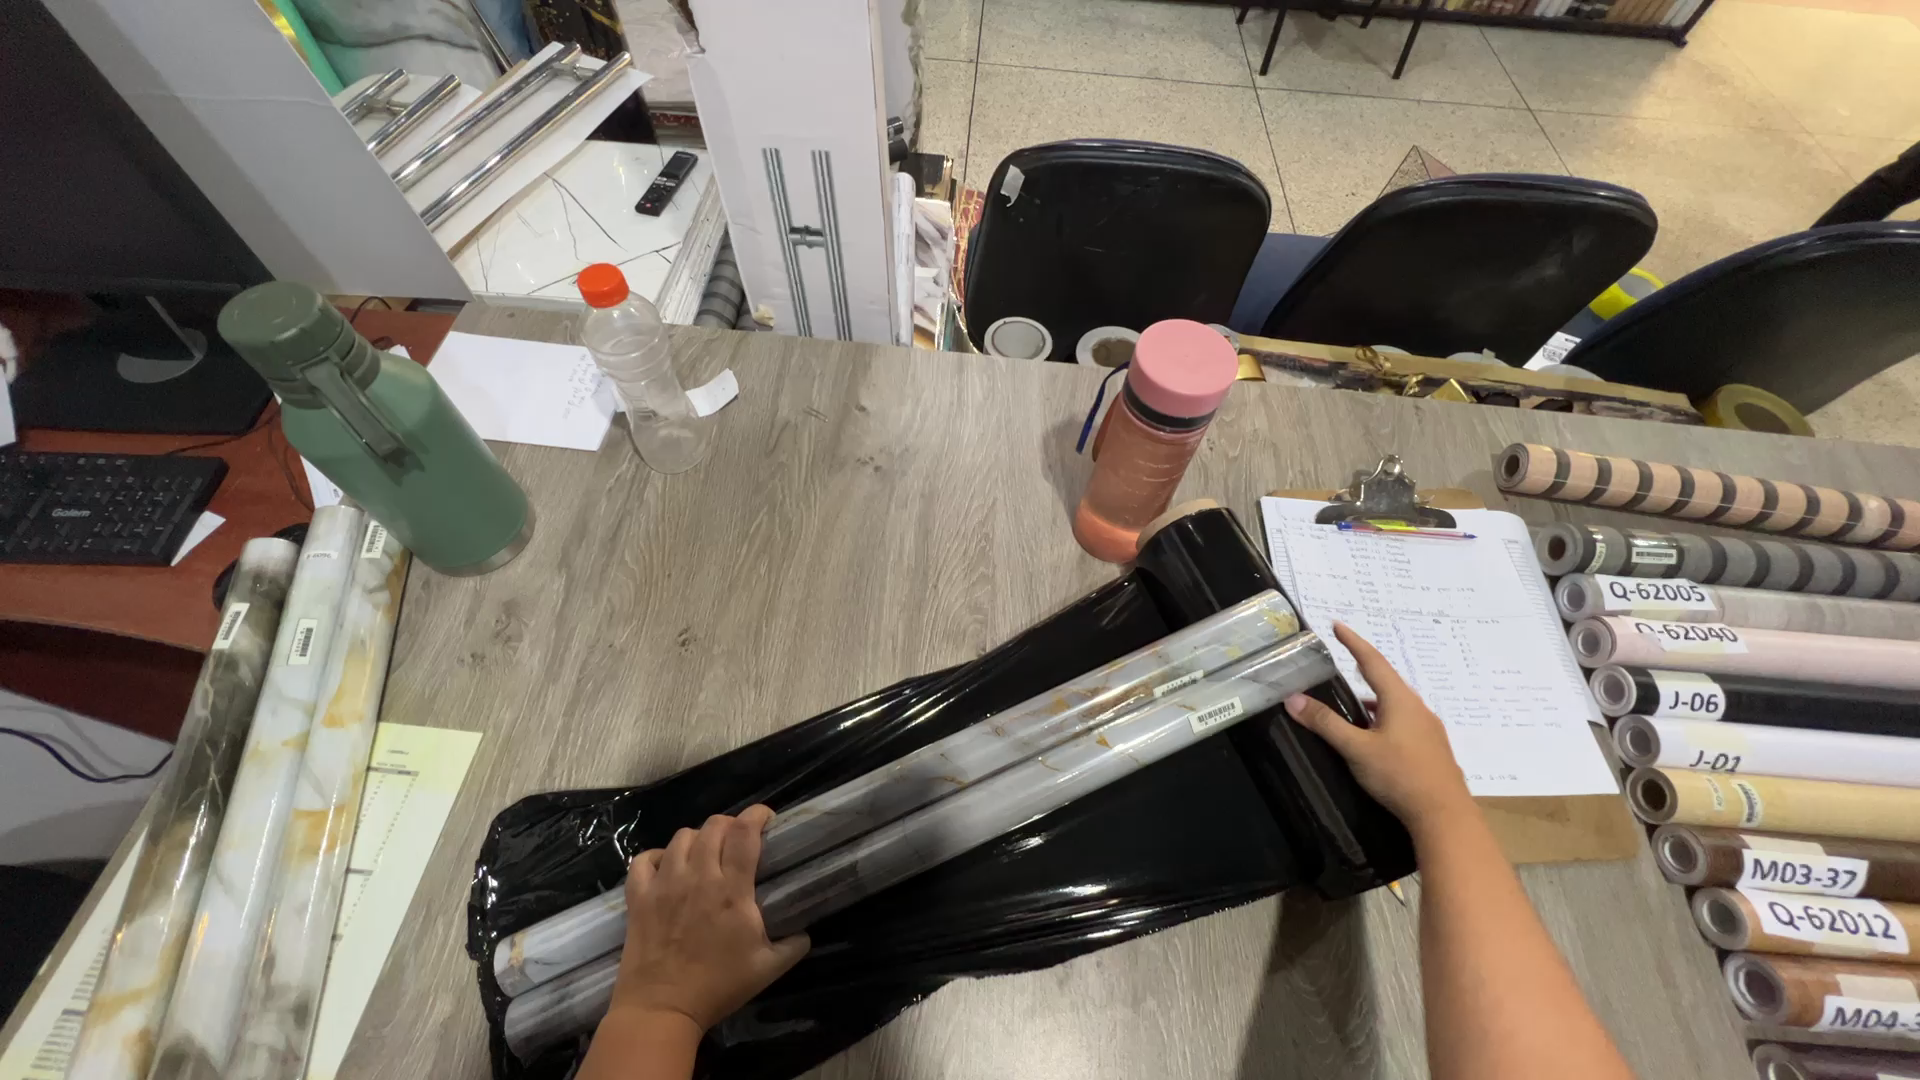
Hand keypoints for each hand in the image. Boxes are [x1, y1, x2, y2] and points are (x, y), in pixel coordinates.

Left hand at [606, 805, 809, 1032]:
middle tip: (737, 840)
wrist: (662, 1011)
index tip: (767, 819)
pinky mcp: (639, 898)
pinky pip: (644, 860)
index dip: (758, 815)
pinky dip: (657, 856)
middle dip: (731, 824)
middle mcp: (698, 877)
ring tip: (704, 853)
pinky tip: (668, 867)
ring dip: (698, 838)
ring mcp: (665, 884)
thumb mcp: (767, 969)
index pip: (745, 832)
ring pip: (682, 836)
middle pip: (714, 826)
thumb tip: (806, 933)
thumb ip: (792, 946)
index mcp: (732, 890)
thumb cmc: (717, 987)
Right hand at [1284, 623, 1471, 831]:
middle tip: (1340, 662)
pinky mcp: (1430, 749)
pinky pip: (1401, 721)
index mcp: (1400, 701)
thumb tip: (1293, 699)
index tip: (1337, 626)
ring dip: (1372, 698)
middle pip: (1385, 681)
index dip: (1353, 642)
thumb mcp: (1356, 748)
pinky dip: (1381, 717)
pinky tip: (1371, 735)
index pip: (1372, 661)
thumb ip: (1325, 723)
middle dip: (1362, 670)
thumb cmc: (1400, 775)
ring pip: (1394, 704)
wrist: (1445, 817)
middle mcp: (1417, 709)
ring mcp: (1427, 729)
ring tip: (1348, 704)